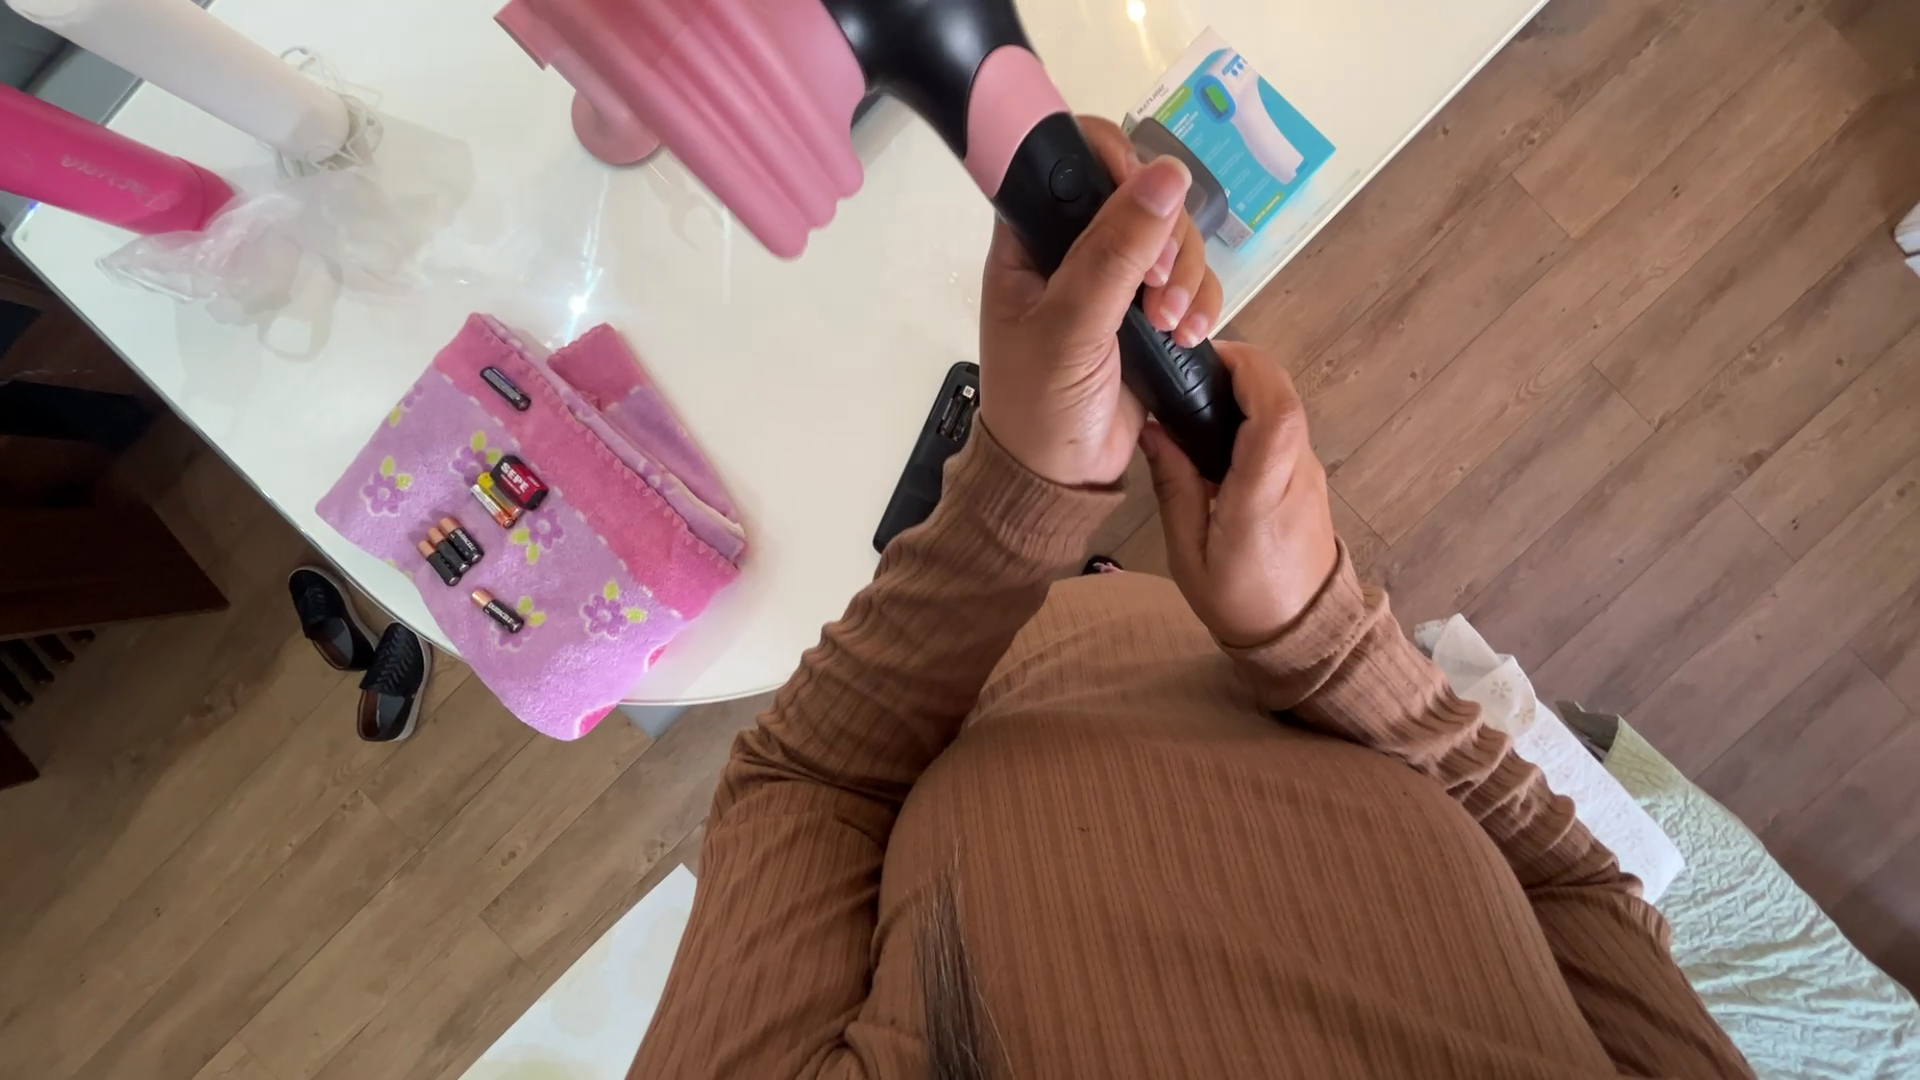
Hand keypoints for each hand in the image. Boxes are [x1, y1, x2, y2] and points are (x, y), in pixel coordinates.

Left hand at [978, 116, 1223, 487]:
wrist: (1063, 475)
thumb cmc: (1040, 404)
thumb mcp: (1069, 327)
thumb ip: (1113, 253)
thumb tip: (1167, 175)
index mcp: (1030, 244)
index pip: (1070, 162)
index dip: (1112, 162)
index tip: (1142, 198)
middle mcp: (1072, 253)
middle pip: (1138, 198)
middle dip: (1163, 240)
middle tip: (1155, 291)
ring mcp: (1114, 284)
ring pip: (1172, 240)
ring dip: (1186, 277)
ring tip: (1171, 326)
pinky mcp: (1147, 315)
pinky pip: (1191, 284)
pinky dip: (1201, 303)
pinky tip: (1188, 335)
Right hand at [1142, 342, 1338, 647]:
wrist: (1304, 636)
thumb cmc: (1238, 600)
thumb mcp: (1188, 554)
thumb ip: (1174, 489)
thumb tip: (1155, 431)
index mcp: (1261, 495)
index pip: (1275, 412)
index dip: (1248, 371)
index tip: (1207, 356)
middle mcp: (1296, 474)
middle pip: (1284, 399)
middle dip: (1242, 370)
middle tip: (1192, 371)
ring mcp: (1310, 475)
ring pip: (1286, 411)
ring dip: (1248, 391)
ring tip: (1197, 400)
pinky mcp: (1310, 480)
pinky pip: (1285, 432)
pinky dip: (1255, 416)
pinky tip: (1218, 433)